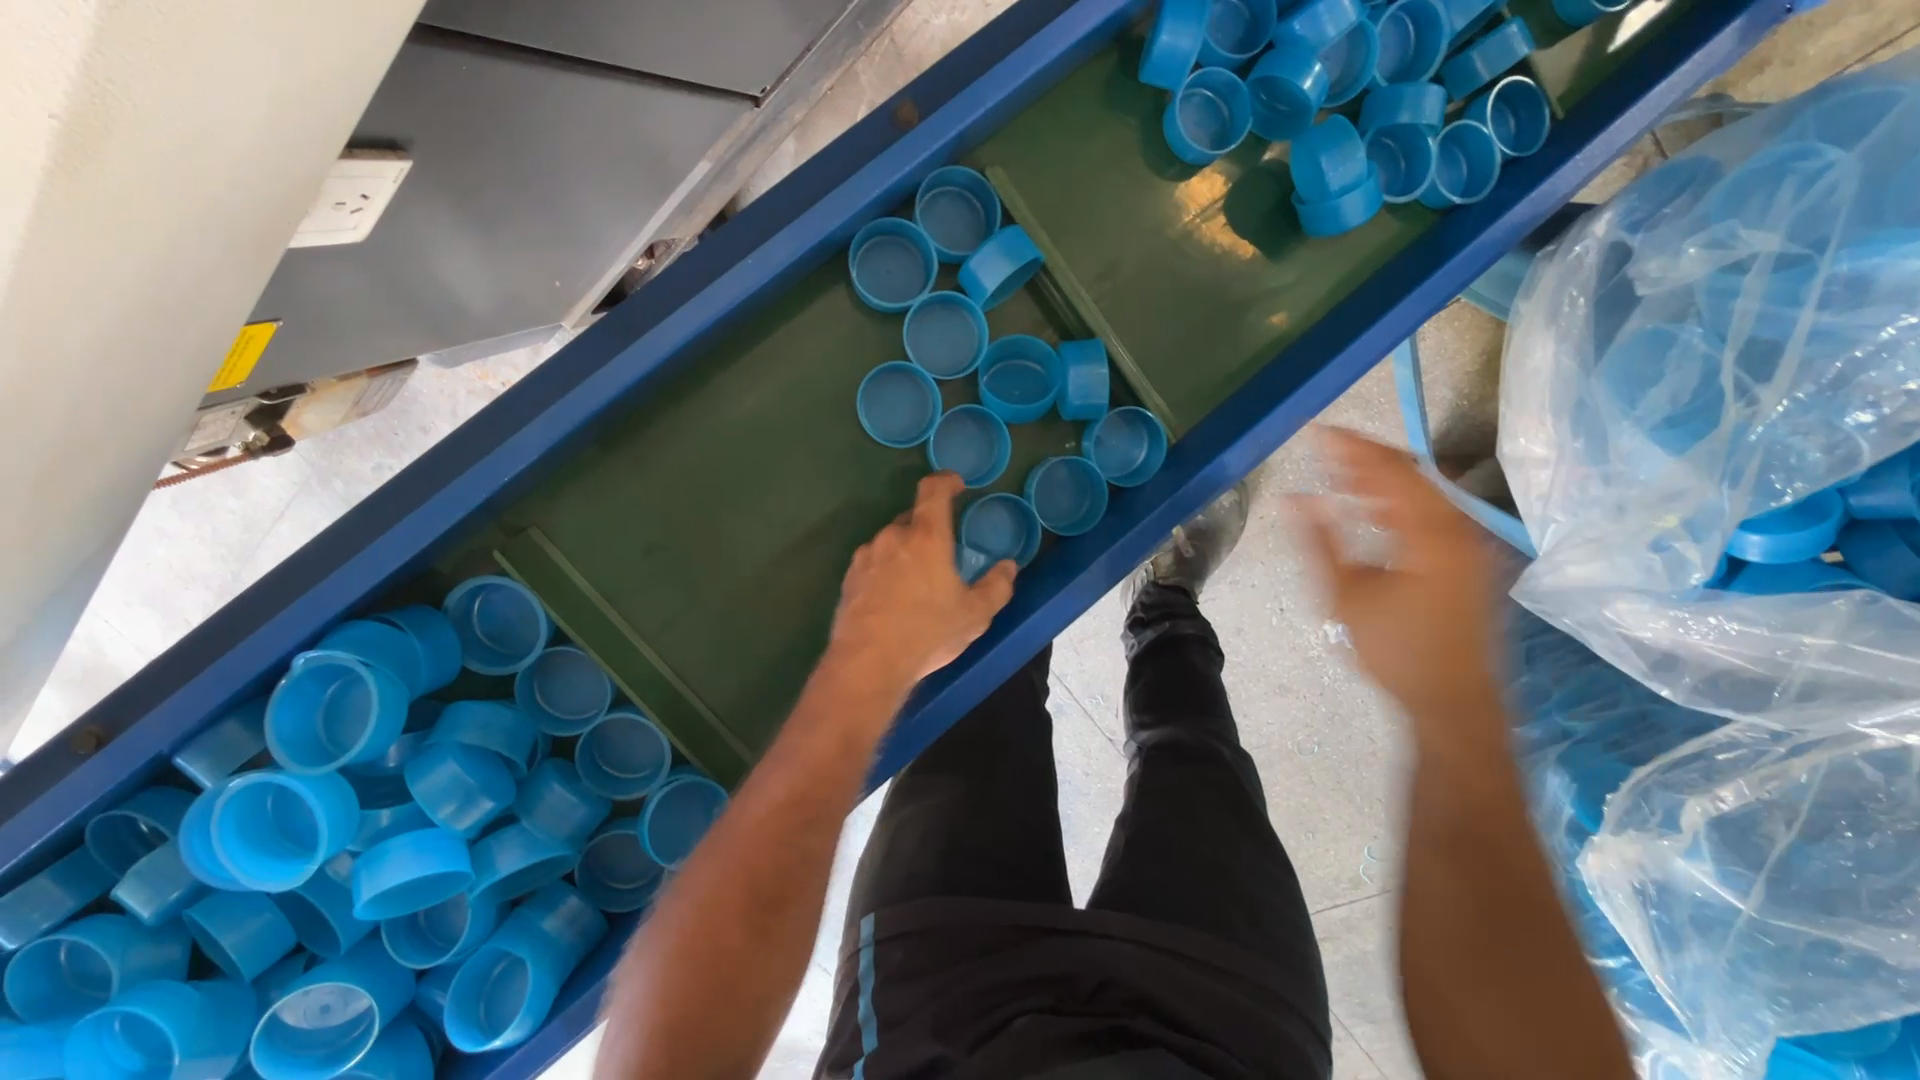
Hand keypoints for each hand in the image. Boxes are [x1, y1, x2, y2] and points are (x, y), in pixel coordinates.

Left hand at [830, 472, 1017, 685]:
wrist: (868, 663)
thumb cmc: (927, 633)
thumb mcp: (975, 615)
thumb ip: (997, 586)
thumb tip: (1008, 567)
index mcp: (926, 536)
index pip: (933, 490)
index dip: (946, 481)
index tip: (957, 485)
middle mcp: (892, 537)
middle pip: (913, 518)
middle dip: (929, 528)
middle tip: (944, 554)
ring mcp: (866, 556)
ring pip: (891, 541)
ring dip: (906, 551)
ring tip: (918, 583)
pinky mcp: (849, 578)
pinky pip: (874, 562)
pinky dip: (886, 570)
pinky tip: (893, 599)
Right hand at [1294, 429, 1502, 718]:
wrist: (1453, 699)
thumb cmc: (1396, 650)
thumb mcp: (1345, 594)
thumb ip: (1318, 539)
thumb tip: (1292, 498)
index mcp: (1431, 531)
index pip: (1389, 470)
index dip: (1351, 447)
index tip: (1318, 432)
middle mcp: (1460, 528)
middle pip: (1412, 475)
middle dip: (1366, 460)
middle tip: (1326, 452)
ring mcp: (1472, 545)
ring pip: (1424, 494)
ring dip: (1382, 483)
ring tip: (1341, 480)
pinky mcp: (1471, 562)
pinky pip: (1434, 515)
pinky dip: (1400, 506)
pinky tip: (1373, 515)